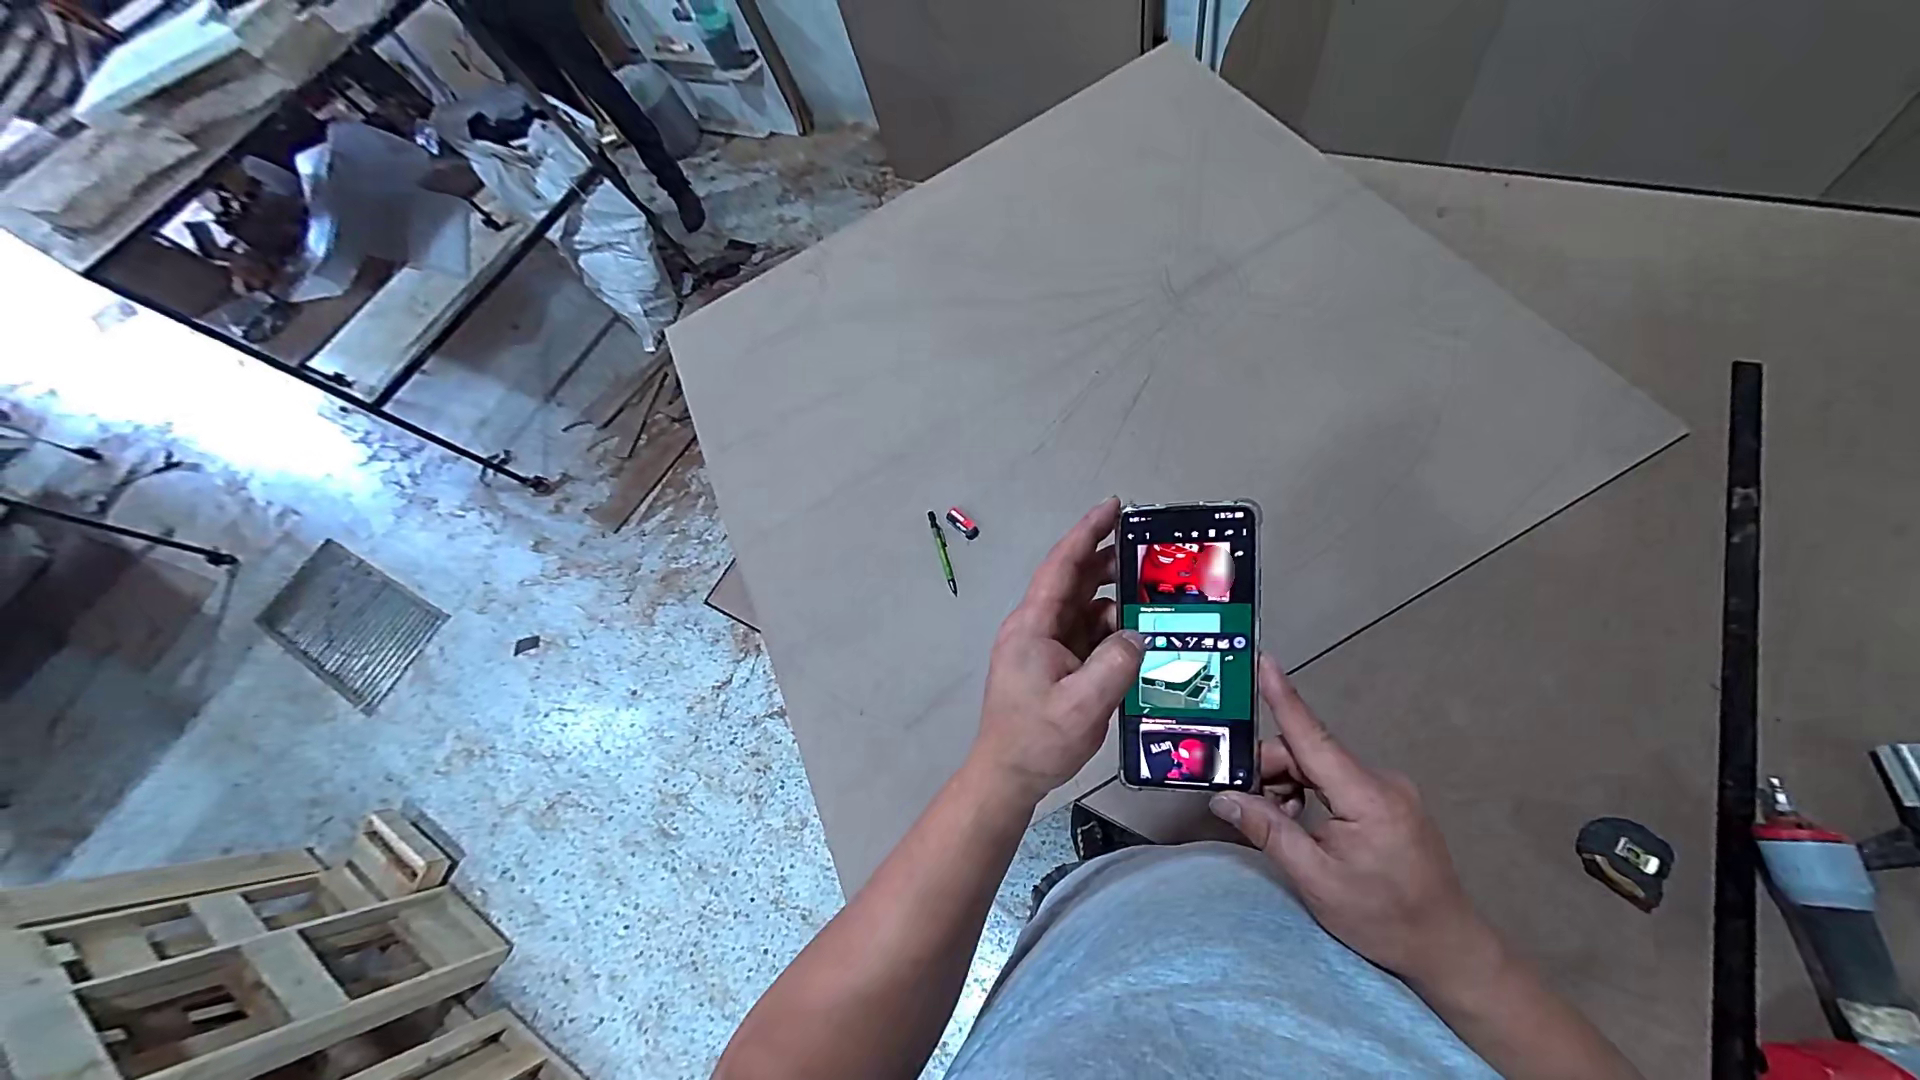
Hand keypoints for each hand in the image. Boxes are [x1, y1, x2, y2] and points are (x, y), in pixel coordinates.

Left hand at [970, 498, 1144, 805]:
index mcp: (1033, 626)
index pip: (1062, 567)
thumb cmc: (1036, 739)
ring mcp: (1042, 645)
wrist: (1007, 774)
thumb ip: (1116, 665)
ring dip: (1113, 598)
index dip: (1087, 533)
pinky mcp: (1052, 663)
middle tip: (1148, 550)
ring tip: (1151, 595)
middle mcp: (1035, 627)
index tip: (1112, 507)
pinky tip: (1135, 635)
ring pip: (1081, 607)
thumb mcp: (1083, 705)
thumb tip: (1137, 635)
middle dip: (1107, 561)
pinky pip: (1084, 633)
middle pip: (1073, 582)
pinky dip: (1109, 629)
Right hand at [1210, 656, 1493, 985]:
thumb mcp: (1317, 880)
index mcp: (1368, 798)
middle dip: (1268, 771)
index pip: (1314, 737)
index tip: (1265, 662)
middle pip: (1305, 755)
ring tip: (1277, 822)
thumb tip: (1223, 798)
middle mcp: (1380, 782)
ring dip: (1285, 786)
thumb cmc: (1386, 921)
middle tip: (1243, 801)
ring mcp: (1385, 789)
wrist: (1451, 952)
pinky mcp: (1384, 799)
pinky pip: (1330, 780)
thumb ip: (1268, 830)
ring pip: (1315, 767)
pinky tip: (1298, 821)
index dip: (1285, 698)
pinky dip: (1304, 793)